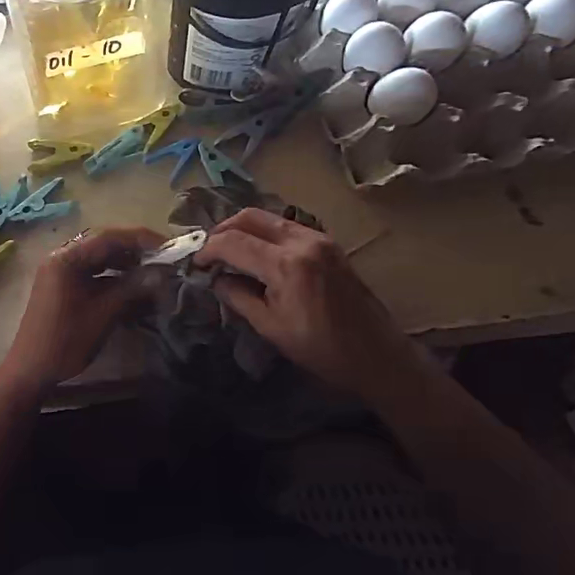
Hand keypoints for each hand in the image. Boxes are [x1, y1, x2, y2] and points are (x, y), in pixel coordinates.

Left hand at [0, 226, 164, 393]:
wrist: (32, 368)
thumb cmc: (65, 340)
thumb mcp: (103, 313)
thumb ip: (131, 288)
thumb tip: (161, 273)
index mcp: (65, 259)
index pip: (108, 237)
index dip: (142, 239)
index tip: (170, 247)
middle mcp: (60, 258)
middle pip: (103, 244)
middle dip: (135, 250)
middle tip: (165, 260)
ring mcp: (60, 272)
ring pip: (98, 259)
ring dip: (125, 263)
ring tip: (154, 273)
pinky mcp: (62, 286)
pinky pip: (91, 273)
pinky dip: (113, 277)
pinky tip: (134, 286)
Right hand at [193, 208, 431, 398]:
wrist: (378, 356)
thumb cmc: (320, 348)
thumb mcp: (269, 326)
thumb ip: (238, 295)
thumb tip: (218, 279)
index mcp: (286, 265)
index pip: (232, 242)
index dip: (207, 251)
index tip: (196, 265)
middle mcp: (303, 242)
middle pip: (249, 217)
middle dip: (222, 231)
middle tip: (209, 253)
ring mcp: (320, 240)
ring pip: (268, 218)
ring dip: (242, 230)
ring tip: (229, 253)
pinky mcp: (329, 245)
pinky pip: (286, 227)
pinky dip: (264, 233)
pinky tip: (256, 254)